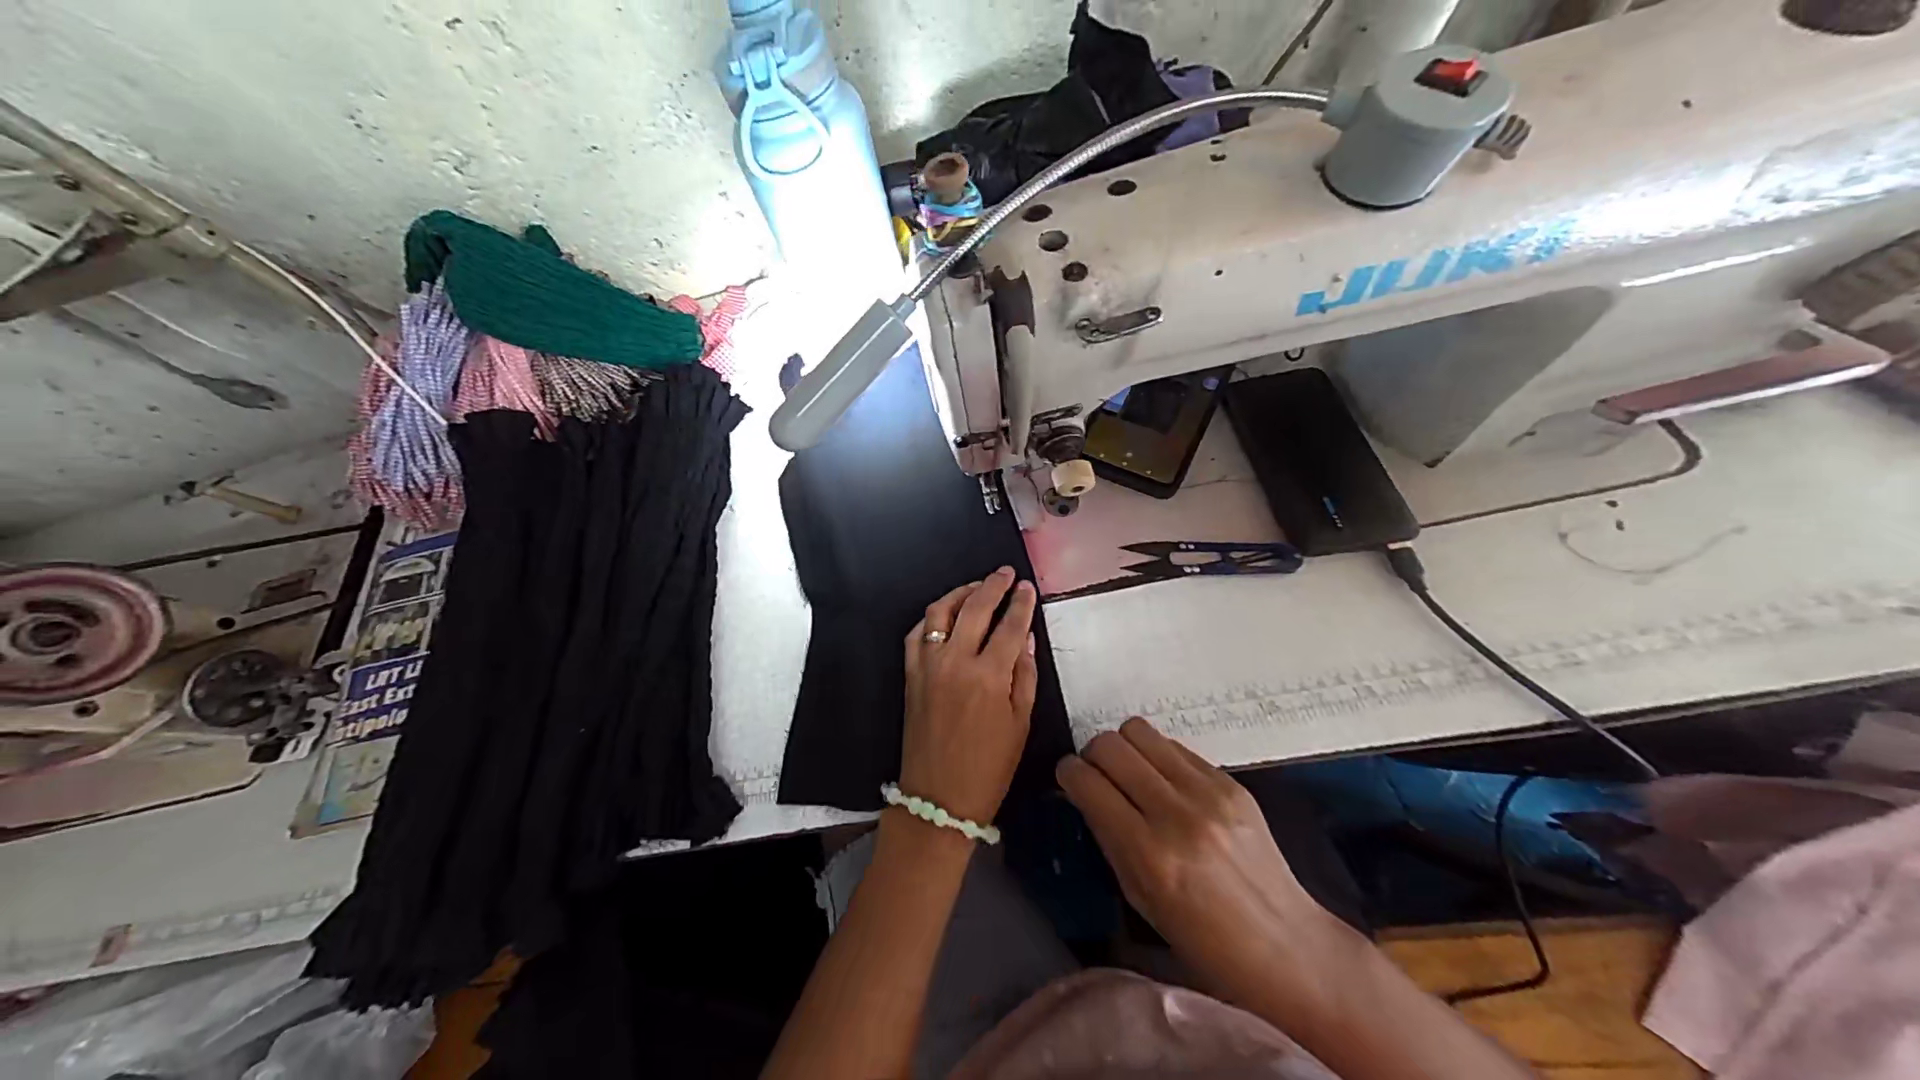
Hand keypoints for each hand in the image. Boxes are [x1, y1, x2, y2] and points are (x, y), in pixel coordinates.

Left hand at [899, 567, 1038, 824]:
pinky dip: (932, 616)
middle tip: (1005, 573)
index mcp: (989, 676)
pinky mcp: (910, 674)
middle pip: (975, 608)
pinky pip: (917, 633)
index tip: (1027, 587)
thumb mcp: (1020, 724)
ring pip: (941, 612)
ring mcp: (928, 665)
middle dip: (992, 586)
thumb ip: (1024, 676)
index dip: (1021, 603)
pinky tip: (945, 613)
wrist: (938, 797)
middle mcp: (956, 661)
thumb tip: (1025, 638)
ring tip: (977, 587)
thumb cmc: (989, 767)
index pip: (1010, 625)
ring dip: (960, 593)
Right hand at [1057, 719, 1347, 1000]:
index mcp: (1149, 853)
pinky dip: (1159, 758)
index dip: (1068, 774)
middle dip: (1093, 755)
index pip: (1087, 781)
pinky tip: (1167, 785)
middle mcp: (1178, 814)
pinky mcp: (1232, 782)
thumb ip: (1107, 835)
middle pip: (1110, 745)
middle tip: (1099, 776)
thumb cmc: (1200, 938)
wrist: (1282, 945)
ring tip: (1131, 774)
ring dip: (1125, 748)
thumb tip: (1082, 790)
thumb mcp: (1137, 895)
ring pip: (1140, 731)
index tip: (1070, 780)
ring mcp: (1210, 793)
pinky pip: (1175, 746)